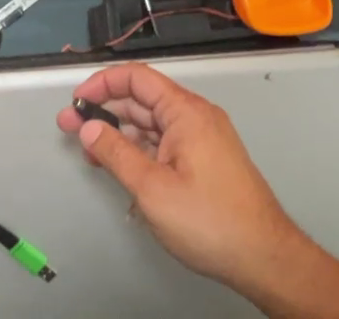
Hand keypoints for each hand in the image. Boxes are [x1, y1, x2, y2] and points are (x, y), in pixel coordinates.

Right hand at [56, 63, 302, 286]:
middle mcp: (196, 117)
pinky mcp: (205, 160)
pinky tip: (121, 169)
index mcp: (186, 112)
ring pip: (151, 124)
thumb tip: (88, 128)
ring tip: (90, 152)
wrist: (267, 261)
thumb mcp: (152, 188)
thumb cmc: (211, 221)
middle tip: (70, 128)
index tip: (76, 103)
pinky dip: (139, 150)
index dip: (101, 84)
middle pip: (141, 100)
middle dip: (104, 111)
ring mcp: (202, 139)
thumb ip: (115, 153)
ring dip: (119, 134)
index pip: (136, 78)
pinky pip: (164, 143)